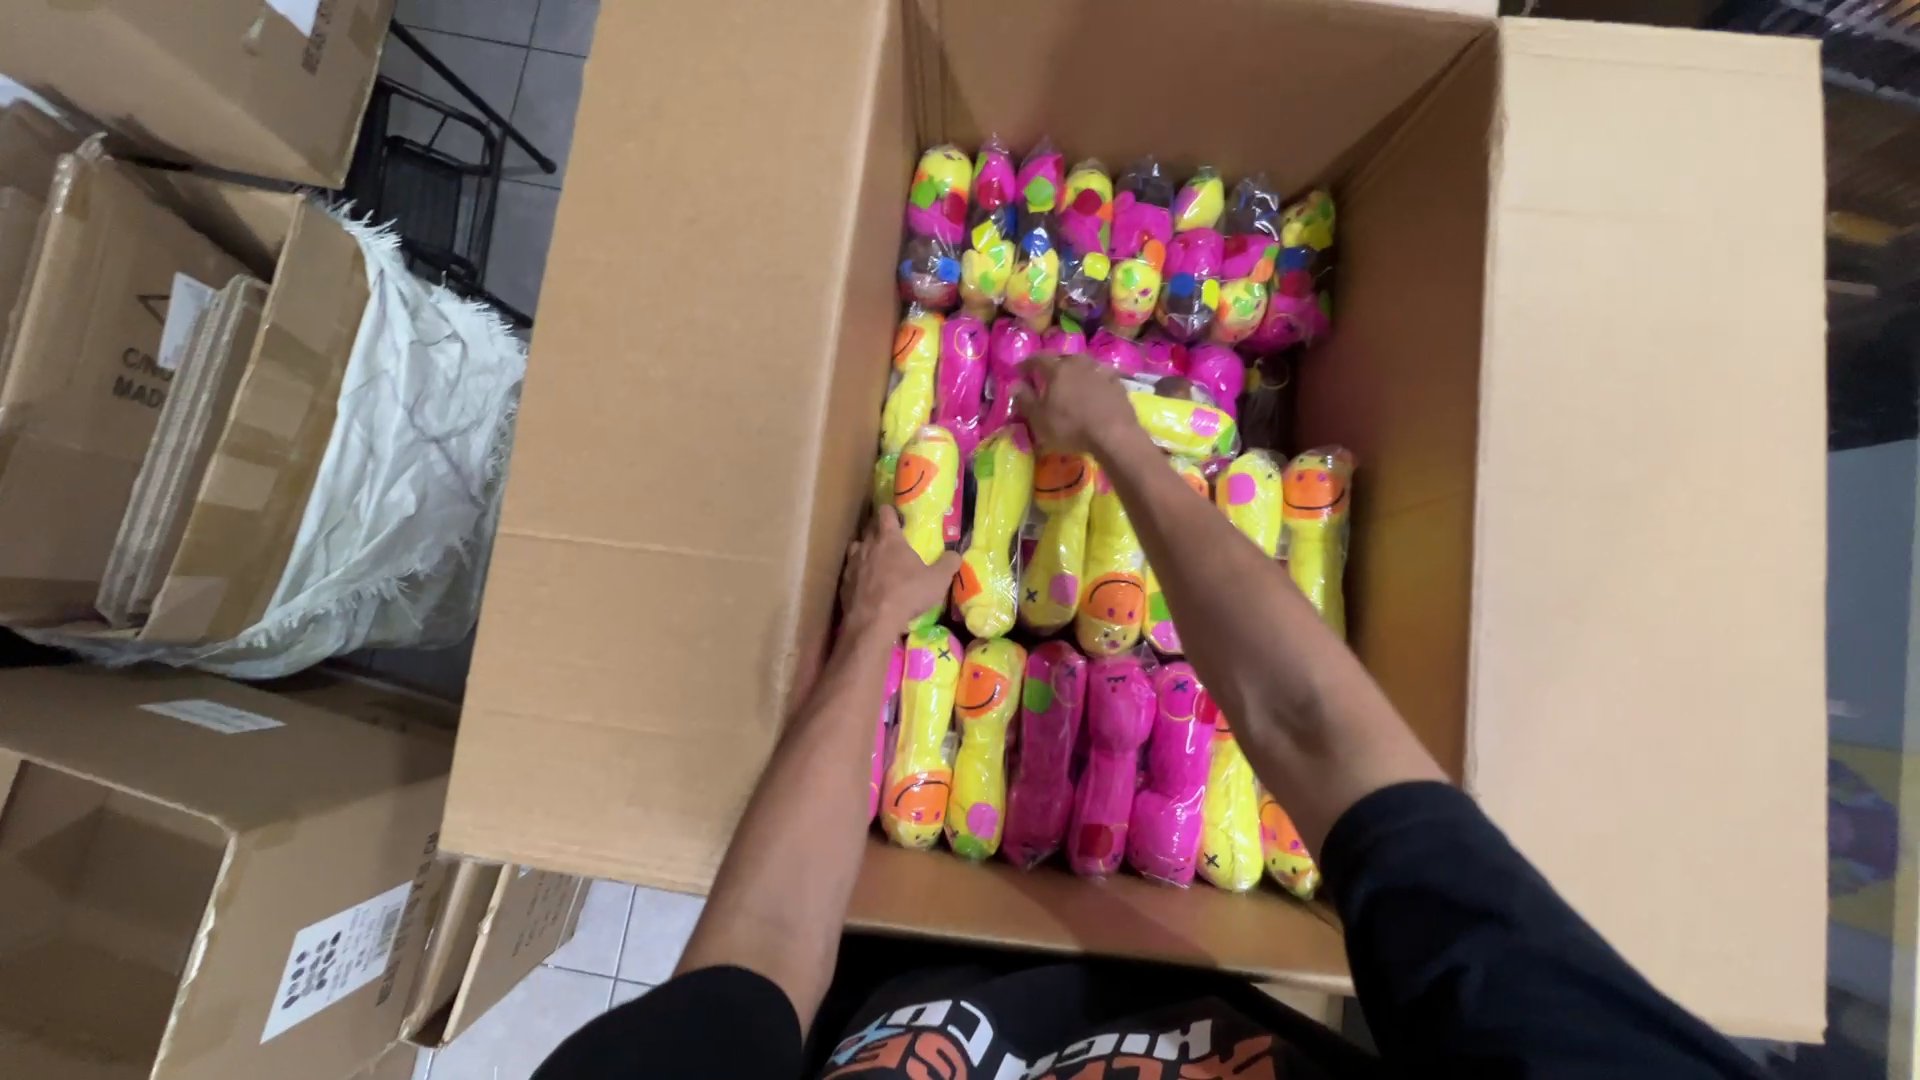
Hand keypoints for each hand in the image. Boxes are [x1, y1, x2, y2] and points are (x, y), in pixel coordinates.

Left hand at [840, 509, 959, 634]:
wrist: (874, 621)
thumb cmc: (908, 594)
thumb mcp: (938, 580)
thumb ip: (949, 564)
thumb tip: (956, 554)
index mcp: (890, 539)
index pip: (885, 513)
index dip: (890, 511)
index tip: (894, 514)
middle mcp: (868, 546)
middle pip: (869, 529)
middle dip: (877, 530)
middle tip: (887, 538)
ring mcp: (852, 564)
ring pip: (855, 548)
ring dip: (863, 550)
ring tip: (873, 560)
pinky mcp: (843, 583)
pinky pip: (850, 571)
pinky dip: (856, 574)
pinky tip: (863, 584)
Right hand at [1013, 354, 1140, 455]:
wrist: (1114, 434)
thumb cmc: (1071, 427)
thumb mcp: (1039, 419)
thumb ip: (1025, 399)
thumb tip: (1015, 384)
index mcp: (1057, 369)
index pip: (1037, 358)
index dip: (1026, 364)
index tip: (1019, 370)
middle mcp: (1079, 363)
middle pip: (1063, 358)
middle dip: (1053, 365)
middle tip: (1047, 376)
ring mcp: (1101, 371)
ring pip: (1084, 365)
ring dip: (1075, 371)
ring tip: (1071, 383)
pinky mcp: (1118, 383)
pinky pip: (1101, 377)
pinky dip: (1094, 381)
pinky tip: (1094, 391)